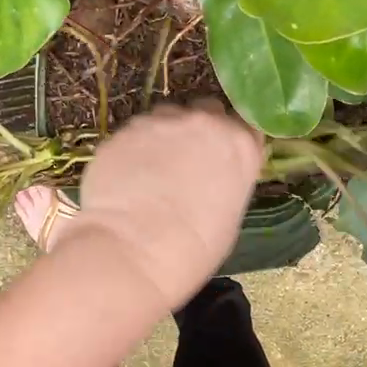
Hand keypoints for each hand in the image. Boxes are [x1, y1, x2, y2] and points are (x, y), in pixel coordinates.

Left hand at [71, 103, 261, 306]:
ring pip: (166, 118)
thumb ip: (226, 182)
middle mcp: (202, 122)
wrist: (131, 253)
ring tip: (151, 173)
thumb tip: (212, 178)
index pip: (244, 127)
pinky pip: (133, 135)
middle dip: (199, 133)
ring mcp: (158, 123)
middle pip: (206, 113)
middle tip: (186, 165)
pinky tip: (126, 179)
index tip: (222, 160)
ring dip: (164, 137)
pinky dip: (133, 151)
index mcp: (239, 145)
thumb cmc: (191, 250)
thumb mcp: (228, 217)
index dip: (231, 143)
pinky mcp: (122, 132)